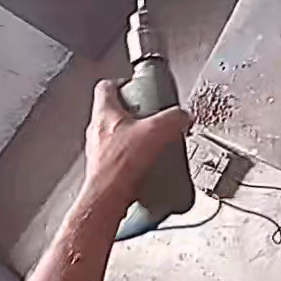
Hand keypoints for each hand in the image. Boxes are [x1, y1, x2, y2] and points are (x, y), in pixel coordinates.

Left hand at [82, 80, 190, 208]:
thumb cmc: (120, 165)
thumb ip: (173, 119)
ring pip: (115, 136)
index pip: (106, 87)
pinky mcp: (104, 169)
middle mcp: (96, 130)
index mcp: (104, 113)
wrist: (108, 197)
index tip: (134, 87)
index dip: (121, 83)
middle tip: (151, 119)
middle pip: (113, 113)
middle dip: (134, 114)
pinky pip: (118, 158)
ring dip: (133, 138)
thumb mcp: (156, 132)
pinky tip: (147, 166)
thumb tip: (184, 116)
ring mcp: (98, 151)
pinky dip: (132, 159)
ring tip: (153, 144)